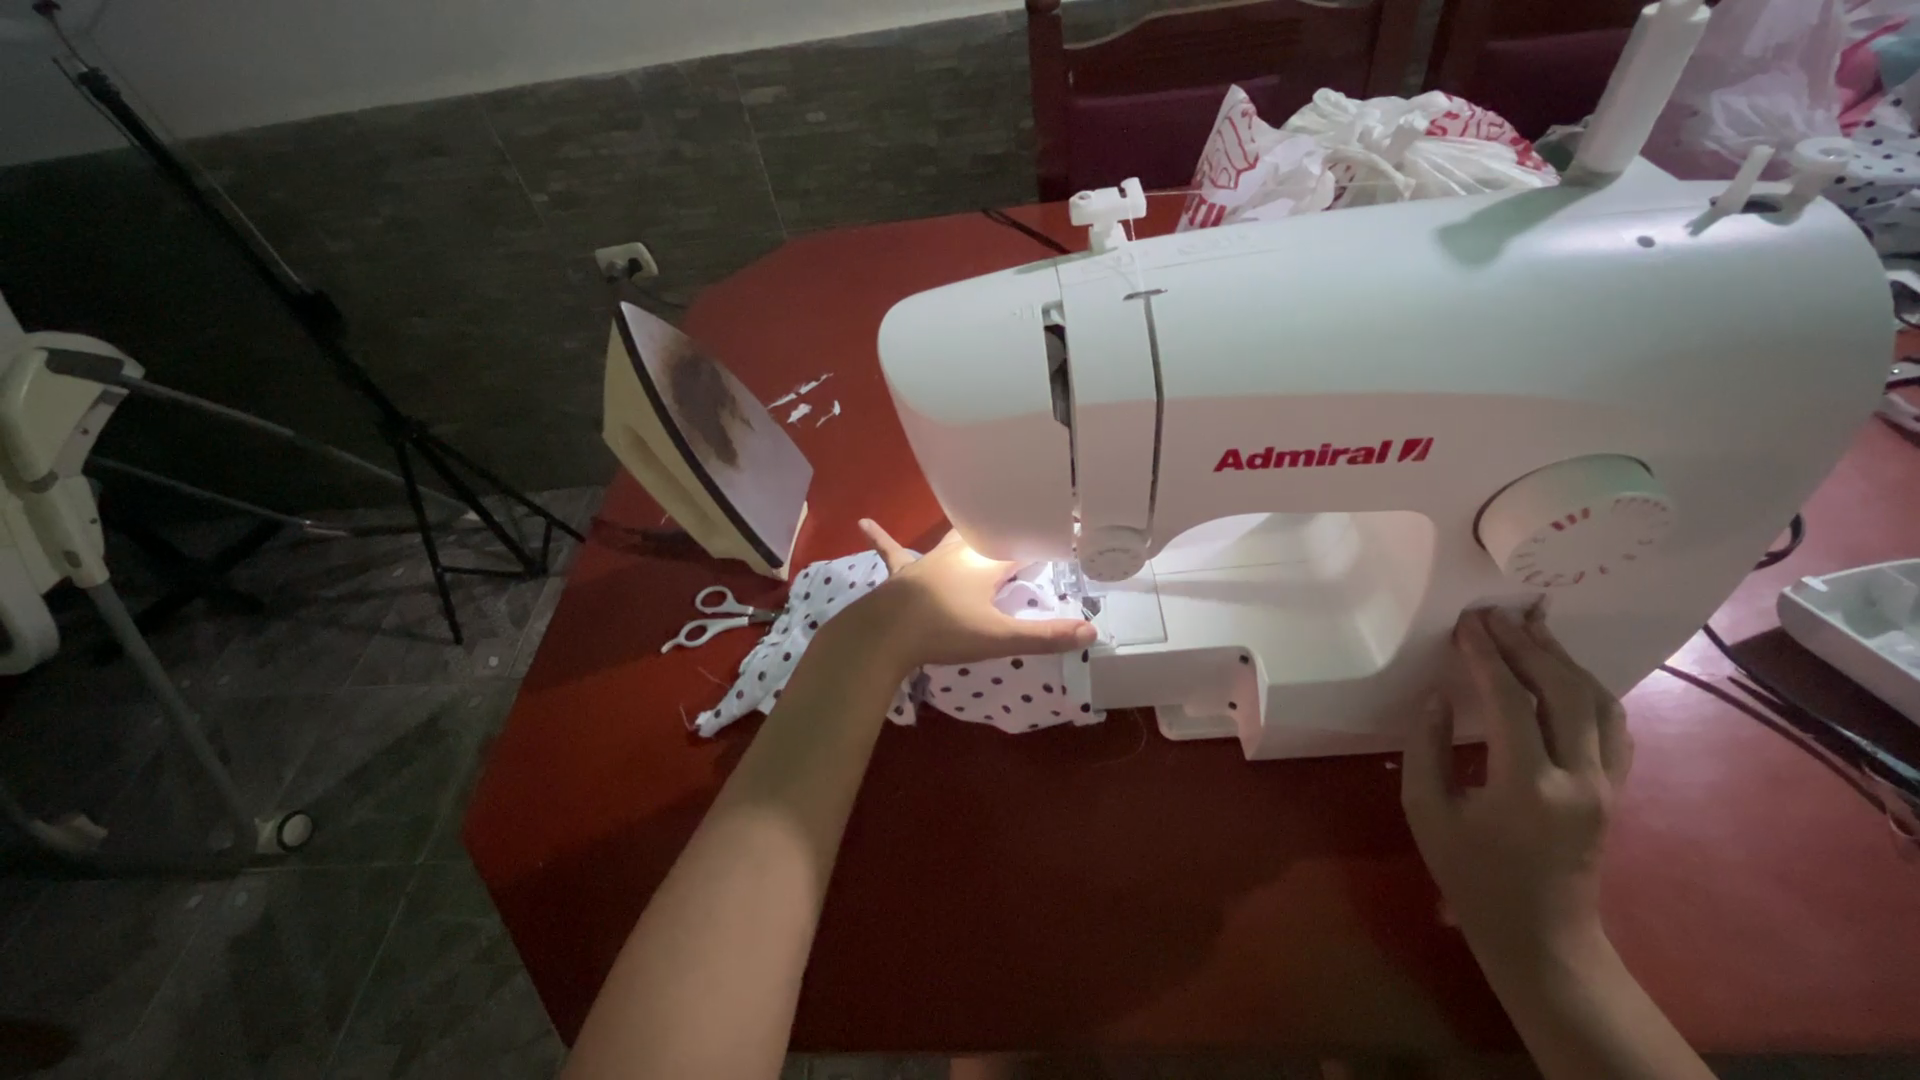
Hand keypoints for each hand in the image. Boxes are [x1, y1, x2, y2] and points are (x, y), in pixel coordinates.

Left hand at [844, 519, 1096, 670]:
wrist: (883, 634)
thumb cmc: (943, 631)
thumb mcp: (999, 637)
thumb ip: (1044, 636)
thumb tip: (1092, 630)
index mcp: (985, 563)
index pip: (1021, 545)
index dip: (1043, 541)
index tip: (1063, 535)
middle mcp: (958, 554)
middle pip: (988, 536)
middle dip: (1006, 532)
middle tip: (1023, 525)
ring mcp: (927, 562)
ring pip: (950, 540)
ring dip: (964, 533)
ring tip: (976, 520)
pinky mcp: (900, 574)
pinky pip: (892, 552)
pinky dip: (882, 539)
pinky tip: (864, 523)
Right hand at [1401, 605, 1633, 960]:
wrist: (1539, 932)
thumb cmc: (1471, 875)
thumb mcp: (1426, 812)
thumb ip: (1426, 749)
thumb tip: (1437, 696)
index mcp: (1527, 785)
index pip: (1509, 700)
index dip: (1485, 656)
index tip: (1465, 625)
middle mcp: (1580, 778)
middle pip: (1563, 690)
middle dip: (1527, 645)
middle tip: (1495, 616)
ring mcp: (1608, 785)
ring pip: (1599, 703)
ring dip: (1564, 661)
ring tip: (1531, 630)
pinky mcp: (1617, 790)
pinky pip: (1614, 726)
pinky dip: (1589, 690)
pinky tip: (1565, 673)